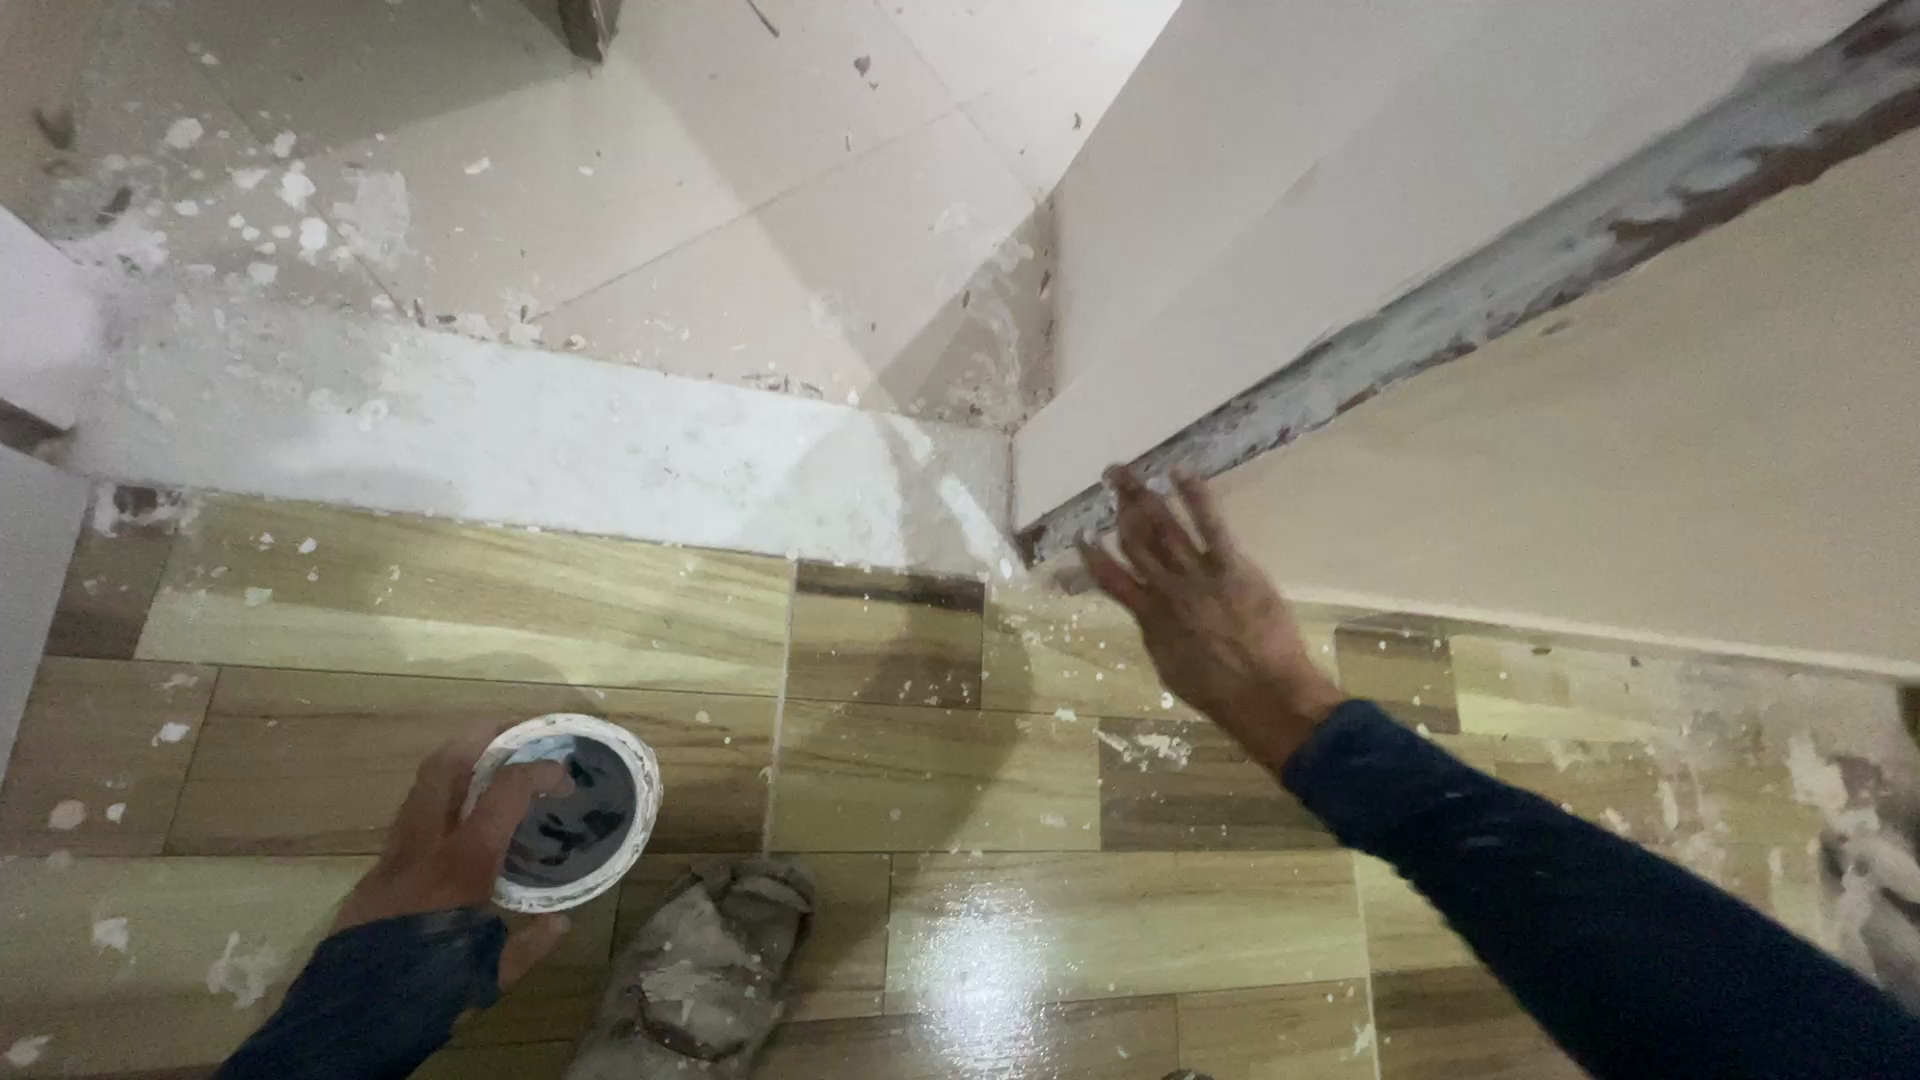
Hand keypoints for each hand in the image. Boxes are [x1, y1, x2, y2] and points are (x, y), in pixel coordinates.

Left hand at [331, 722, 574, 990]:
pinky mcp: (373, 875)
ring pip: (420, 788)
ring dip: (455, 761)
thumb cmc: (422, 994)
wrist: (336, 1030)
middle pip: (444, 767)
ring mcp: (391, 857)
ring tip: (488, 759)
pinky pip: (410, 818)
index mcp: (462, 862)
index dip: (540, 770)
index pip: (506, 790)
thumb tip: (562, 922)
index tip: (564, 775)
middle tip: (513, 727)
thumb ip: (530, 944)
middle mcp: (423, 846)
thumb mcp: (489, 976)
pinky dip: (439, 799)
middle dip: (480, 735)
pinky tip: (458, 819)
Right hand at [1078, 465, 1344, 769]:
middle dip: (1121, 507)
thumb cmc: (1216, 691)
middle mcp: (1167, 588)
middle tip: (1110, 478)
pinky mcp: (1232, 567)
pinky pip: (1211, 526)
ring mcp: (1198, 575)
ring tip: (1127, 473)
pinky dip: (1194, 497)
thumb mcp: (1168, 666)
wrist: (1265, 695)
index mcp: (1149, 615)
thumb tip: (1146, 613)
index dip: (1092, 554)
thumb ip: (1154, 633)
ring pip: (1164, 527)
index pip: (1110, 577)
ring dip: (1143, 495)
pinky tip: (1179, 472)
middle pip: (1136, 540)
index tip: (1081, 533)